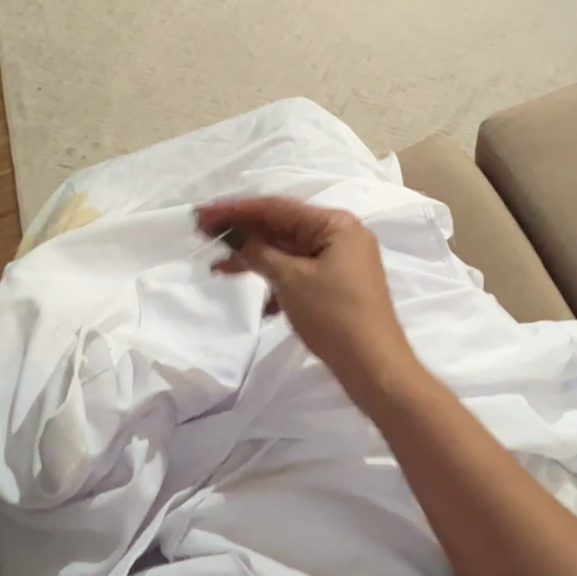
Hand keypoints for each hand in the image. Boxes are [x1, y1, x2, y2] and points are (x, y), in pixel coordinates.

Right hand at [196, 196, 421, 398]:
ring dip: (255, 258)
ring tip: (218, 268)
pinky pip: (300, 272)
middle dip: (243, 232)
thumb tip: (235, 237)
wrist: (374, 367)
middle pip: (282, 226)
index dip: (236, 210)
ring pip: (289, 251)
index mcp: (336, 224)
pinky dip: (277, 281)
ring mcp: (341, 261)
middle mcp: (341, 235)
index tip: (202, 214)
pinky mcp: (338, 285)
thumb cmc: (334, 317)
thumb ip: (259, 253)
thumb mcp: (290, 280)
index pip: (277, 208)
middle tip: (202, 234)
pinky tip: (261, 304)